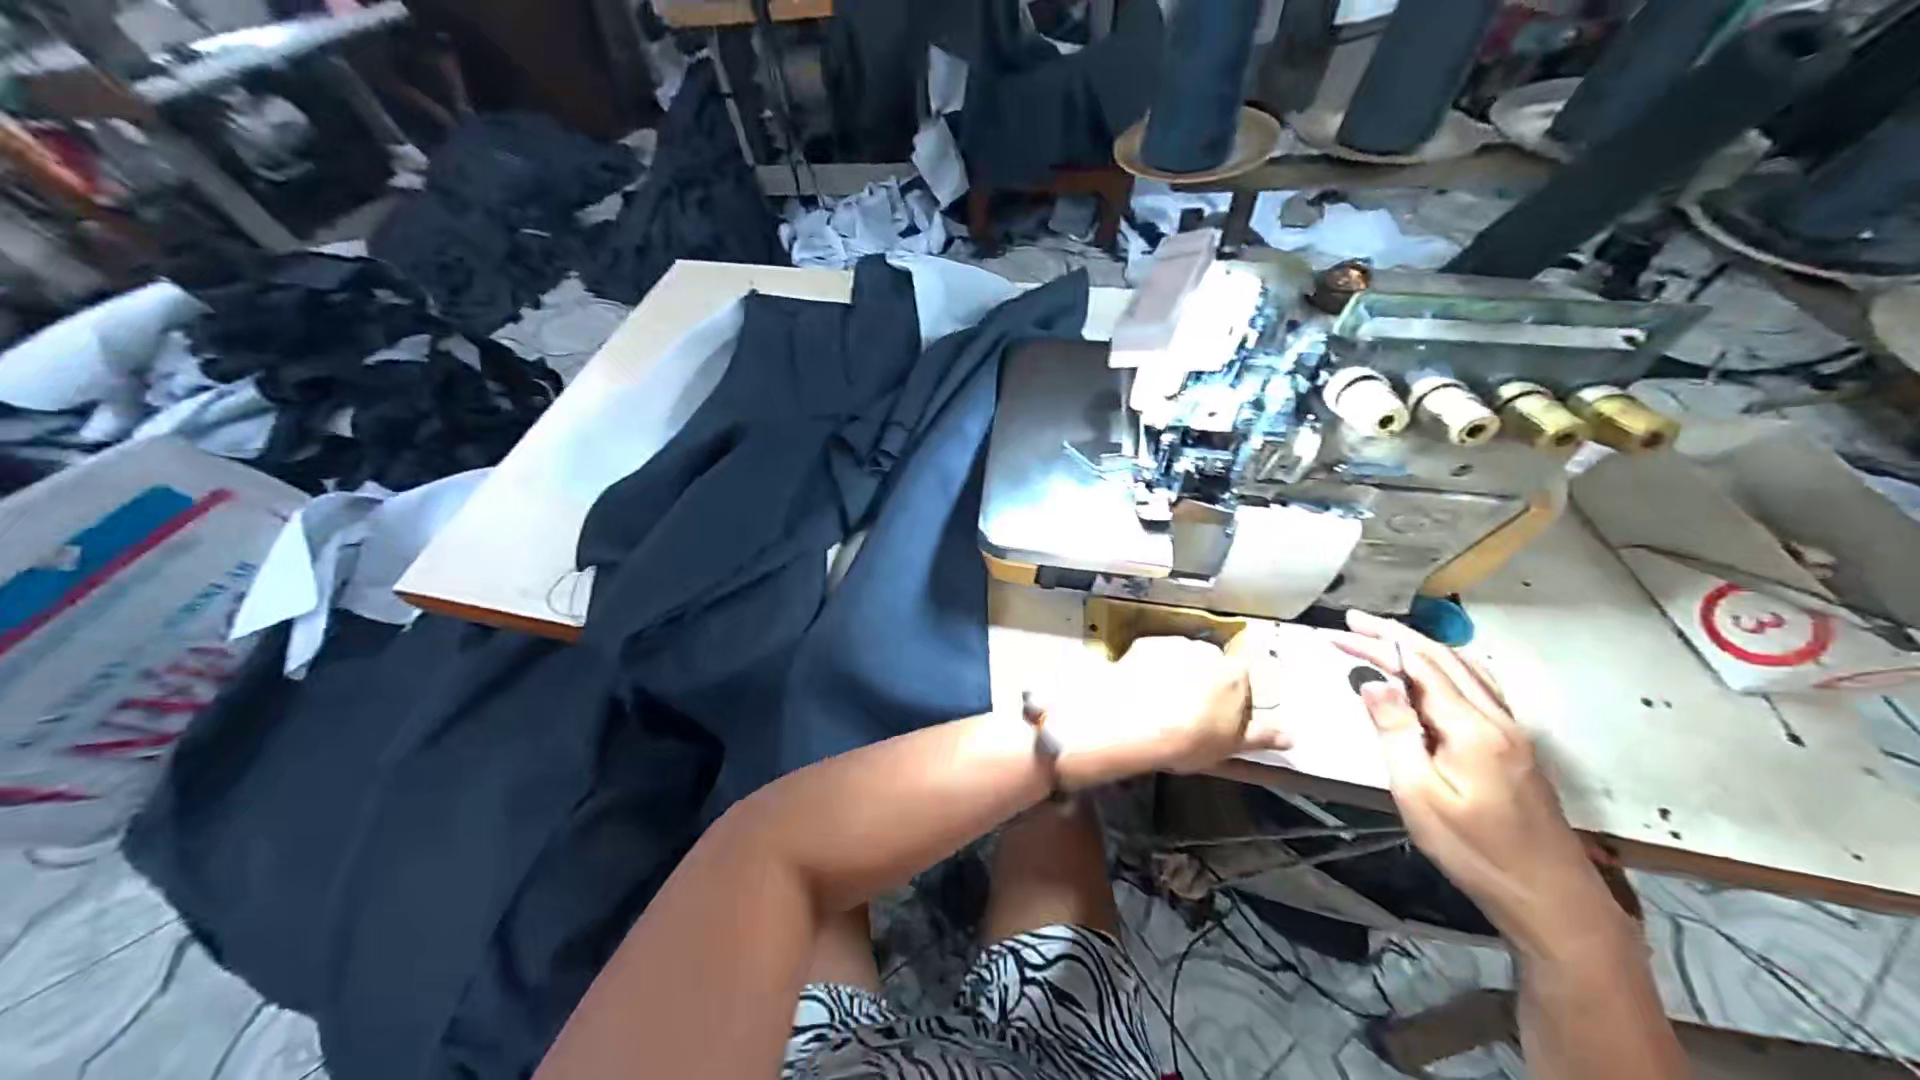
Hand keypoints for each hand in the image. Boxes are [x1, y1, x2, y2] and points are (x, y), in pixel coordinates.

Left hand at [1043, 636, 1286, 789]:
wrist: (1135, 723)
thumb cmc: (1190, 738)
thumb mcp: (1231, 745)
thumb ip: (1261, 736)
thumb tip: (1288, 737)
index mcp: (1235, 675)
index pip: (1243, 678)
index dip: (1232, 696)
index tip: (1220, 714)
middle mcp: (1207, 651)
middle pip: (1211, 665)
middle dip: (1203, 682)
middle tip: (1189, 710)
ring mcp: (1174, 645)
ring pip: (1181, 658)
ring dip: (1176, 673)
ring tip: (1161, 702)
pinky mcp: (1144, 645)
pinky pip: (1153, 656)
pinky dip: (1150, 668)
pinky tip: (1142, 689)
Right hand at [1332, 611, 1619, 952]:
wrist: (1552, 900)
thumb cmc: (1475, 851)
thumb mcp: (1419, 795)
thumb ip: (1396, 733)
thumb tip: (1374, 682)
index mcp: (1473, 729)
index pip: (1418, 668)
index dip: (1375, 645)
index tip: (1336, 633)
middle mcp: (1498, 718)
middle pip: (1444, 659)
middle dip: (1395, 635)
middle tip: (1353, 621)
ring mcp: (1513, 731)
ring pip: (1466, 668)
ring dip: (1423, 646)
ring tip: (1386, 636)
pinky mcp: (1517, 745)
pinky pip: (1480, 686)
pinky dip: (1448, 665)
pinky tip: (1438, 670)